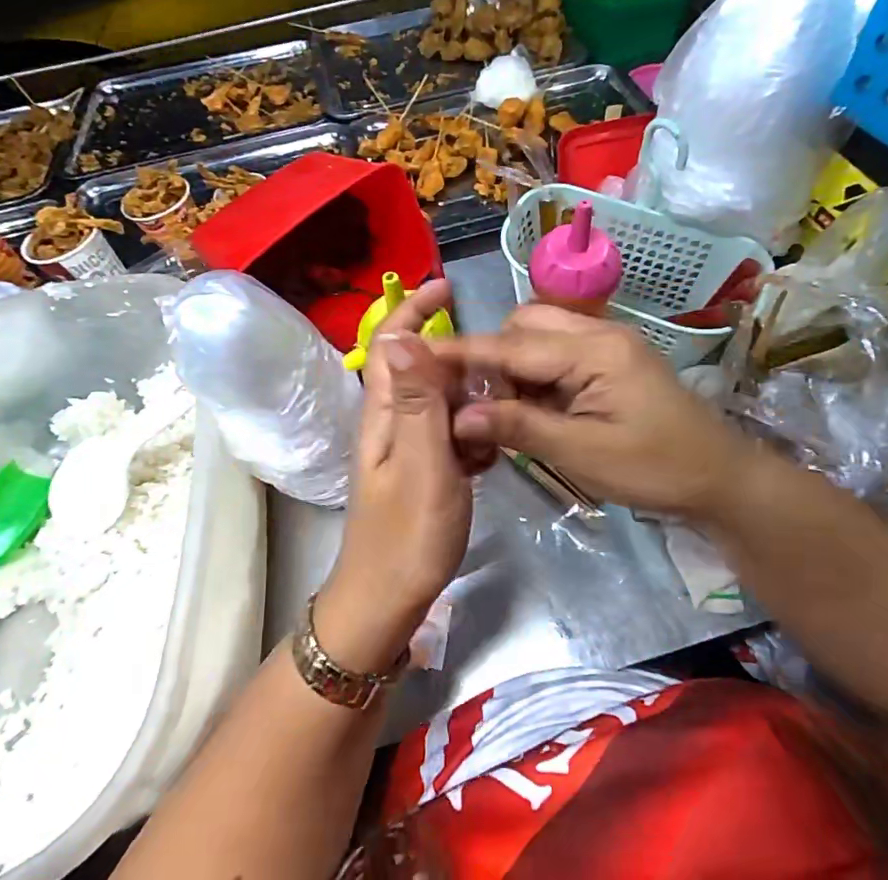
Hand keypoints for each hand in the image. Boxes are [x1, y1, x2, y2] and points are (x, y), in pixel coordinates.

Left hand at [318, 279, 473, 674]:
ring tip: (503, 412)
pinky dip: (473, 432)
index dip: (415, 310)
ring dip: (471, 398)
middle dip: (459, 357)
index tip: (449, 288)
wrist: (388, 600)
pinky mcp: (423, 469)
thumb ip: (419, 402)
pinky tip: (491, 454)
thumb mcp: (422, 464)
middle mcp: (392, 420)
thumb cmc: (408, 534)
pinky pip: (450, 432)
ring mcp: (407, 446)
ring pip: (441, 400)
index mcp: (384, 412)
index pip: (393, 342)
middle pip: (422, 367)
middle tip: (503, 368)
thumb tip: (408, 336)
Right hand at [434, 305, 755, 518]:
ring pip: (542, 336)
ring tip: (510, 412)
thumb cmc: (653, 467)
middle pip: (526, 325)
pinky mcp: (614, 360)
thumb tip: (459, 415)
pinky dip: (539, 373)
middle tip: (486, 407)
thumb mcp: (581, 452)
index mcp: (594, 350)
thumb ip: (518, 426)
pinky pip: (562, 352)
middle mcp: (600, 332)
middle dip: (495, 358)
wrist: (718, 477)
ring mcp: (609, 343)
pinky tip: (536, 407)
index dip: (462, 354)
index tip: (417, 357)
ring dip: (517, 366)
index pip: (512, 345)